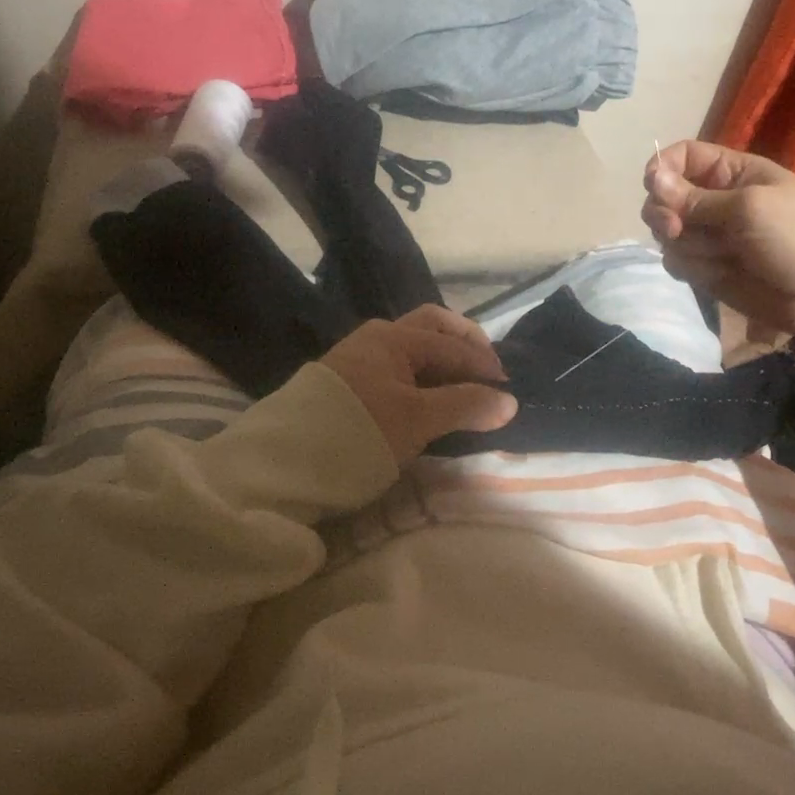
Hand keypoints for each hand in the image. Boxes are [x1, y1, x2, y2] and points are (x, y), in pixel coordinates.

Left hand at [320, 305, 517, 463]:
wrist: (284, 464)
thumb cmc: (360, 432)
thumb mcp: (418, 420)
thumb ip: (465, 406)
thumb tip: (509, 402)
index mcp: (394, 338)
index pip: (452, 345)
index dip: (484, 366)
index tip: (508, 393)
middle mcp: (375, 339)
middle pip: (430, 330)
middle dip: (461, 347)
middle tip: (487, 372)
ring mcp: (357, 360)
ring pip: (410, 351)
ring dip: (440, 364)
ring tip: (461, 391)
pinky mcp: (345, 385)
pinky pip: (395, 370)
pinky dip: (420, 379)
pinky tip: (426, 402)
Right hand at [641, 140, 794, 336]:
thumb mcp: (749, 207)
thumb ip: (696, 197)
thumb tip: (652, 178)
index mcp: (733, 173)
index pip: (684, 157)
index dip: (663, 167)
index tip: (652, 186)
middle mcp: (717, 200)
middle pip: (666, 195)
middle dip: (664, 211)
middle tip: (674, 229)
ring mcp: (711, 236)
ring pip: (667, 232)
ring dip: (684, 244)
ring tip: (716, 256)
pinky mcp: (707, 268)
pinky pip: (677, 261)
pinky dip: (690, 267)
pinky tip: (715, 273)